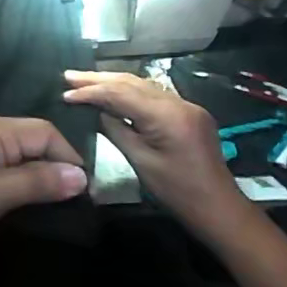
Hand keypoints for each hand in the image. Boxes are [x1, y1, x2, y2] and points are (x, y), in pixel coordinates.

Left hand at [0, 114, 87, 264]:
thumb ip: (40, 181)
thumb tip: (81, 176)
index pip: (43, 131)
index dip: (68, 158)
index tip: (86, 194)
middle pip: (31, 141)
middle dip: (55, 168)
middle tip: (76, 204)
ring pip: (18, 158)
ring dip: (38, 179)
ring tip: (58, 208)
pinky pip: (2, 172)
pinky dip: (19, 186)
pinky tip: (28, 206)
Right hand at [62, 70, 253, 236]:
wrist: (220, 210)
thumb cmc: (178, 193)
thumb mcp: (140, 162)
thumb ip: (116, 130)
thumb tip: (97, 111)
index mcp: (167, 115)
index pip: (120, 93)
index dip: (91, 92)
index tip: (66, 94)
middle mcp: (178, 102)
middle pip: (131, 82)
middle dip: (98, 79)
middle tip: (69, 76)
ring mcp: (186, 106)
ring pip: (142, 85)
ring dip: (113, 82)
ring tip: (84, 81)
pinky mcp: (188, 113)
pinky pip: (153, 95)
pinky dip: (129, 92)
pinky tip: (113, 93)